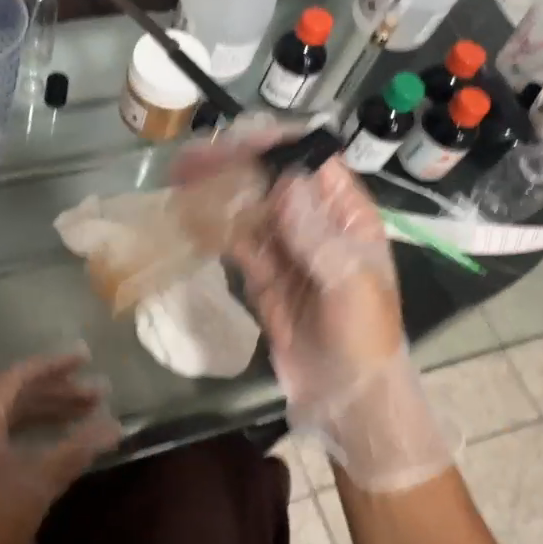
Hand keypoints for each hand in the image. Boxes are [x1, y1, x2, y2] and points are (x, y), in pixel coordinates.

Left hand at [0, 352, 120, 543]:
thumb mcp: (42, 480)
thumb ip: (79, 448)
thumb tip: (115, 426)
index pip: (18, 378)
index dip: (53, 366)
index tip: (85, 358)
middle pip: (18, 396)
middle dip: (59, 391)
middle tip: (97, 393)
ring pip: (14, 415)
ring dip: (50, 410)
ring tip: (88, 412)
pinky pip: (8, 433)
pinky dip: (37, 429)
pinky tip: (63, 435)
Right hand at [173, 135, 453, 492]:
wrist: (348, 399)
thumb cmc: (364, 338)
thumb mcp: (349, 284)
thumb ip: (316, 233)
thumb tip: (285, 179)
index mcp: (348, 217)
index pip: (312, 163)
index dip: (274, 147)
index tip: (234, 144)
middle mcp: (316, 225)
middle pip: (272, 181)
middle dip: (233, 167)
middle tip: (189, 161)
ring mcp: (287, 250)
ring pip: (248, 208)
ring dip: (216, 193)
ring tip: (178, 180)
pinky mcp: (263, 276)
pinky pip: (237, 242)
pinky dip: (213, 228)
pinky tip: (187, 216)